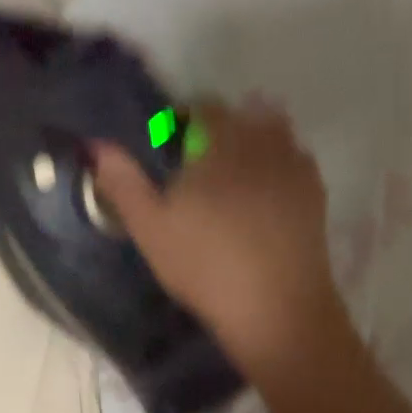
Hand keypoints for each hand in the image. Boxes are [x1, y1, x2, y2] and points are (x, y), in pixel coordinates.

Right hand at [91, 99, 349, 374]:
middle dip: (218, 131)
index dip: (180, 120)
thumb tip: (97, 145)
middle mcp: (266, 140)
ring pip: (272, 136)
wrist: (274, 305)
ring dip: (250, 145)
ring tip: (227, 181)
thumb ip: (124, 183)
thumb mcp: (150, 228)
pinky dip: (273, 170)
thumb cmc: (202, 264)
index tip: (163, 146)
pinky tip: (257, 201)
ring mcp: (296, 165)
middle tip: (194, 166)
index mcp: (223, 141)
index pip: (202, 108)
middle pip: (243, 115)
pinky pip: (292, 164)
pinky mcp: (314, 193)